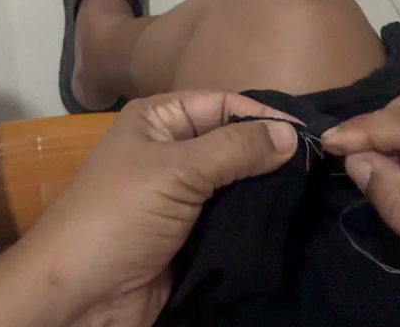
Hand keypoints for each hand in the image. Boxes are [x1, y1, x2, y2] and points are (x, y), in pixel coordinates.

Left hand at [18, 90, 299, 325]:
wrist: (79, 296)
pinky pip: (228, 218)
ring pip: (233, 182)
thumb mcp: (175, 171)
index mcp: (158, 119)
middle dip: (268, 152)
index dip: (262, 115)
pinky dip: (254, 220)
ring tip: (314, 193)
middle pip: (229, 141)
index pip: (220, 103)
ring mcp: (179, 194)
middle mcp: (170, 149)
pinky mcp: (188, 235)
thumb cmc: (120, 215)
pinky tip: (288, 221)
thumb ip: (233, 149)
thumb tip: (291, 133)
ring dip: (265, 189)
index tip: (311, 134)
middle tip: (320, 166)